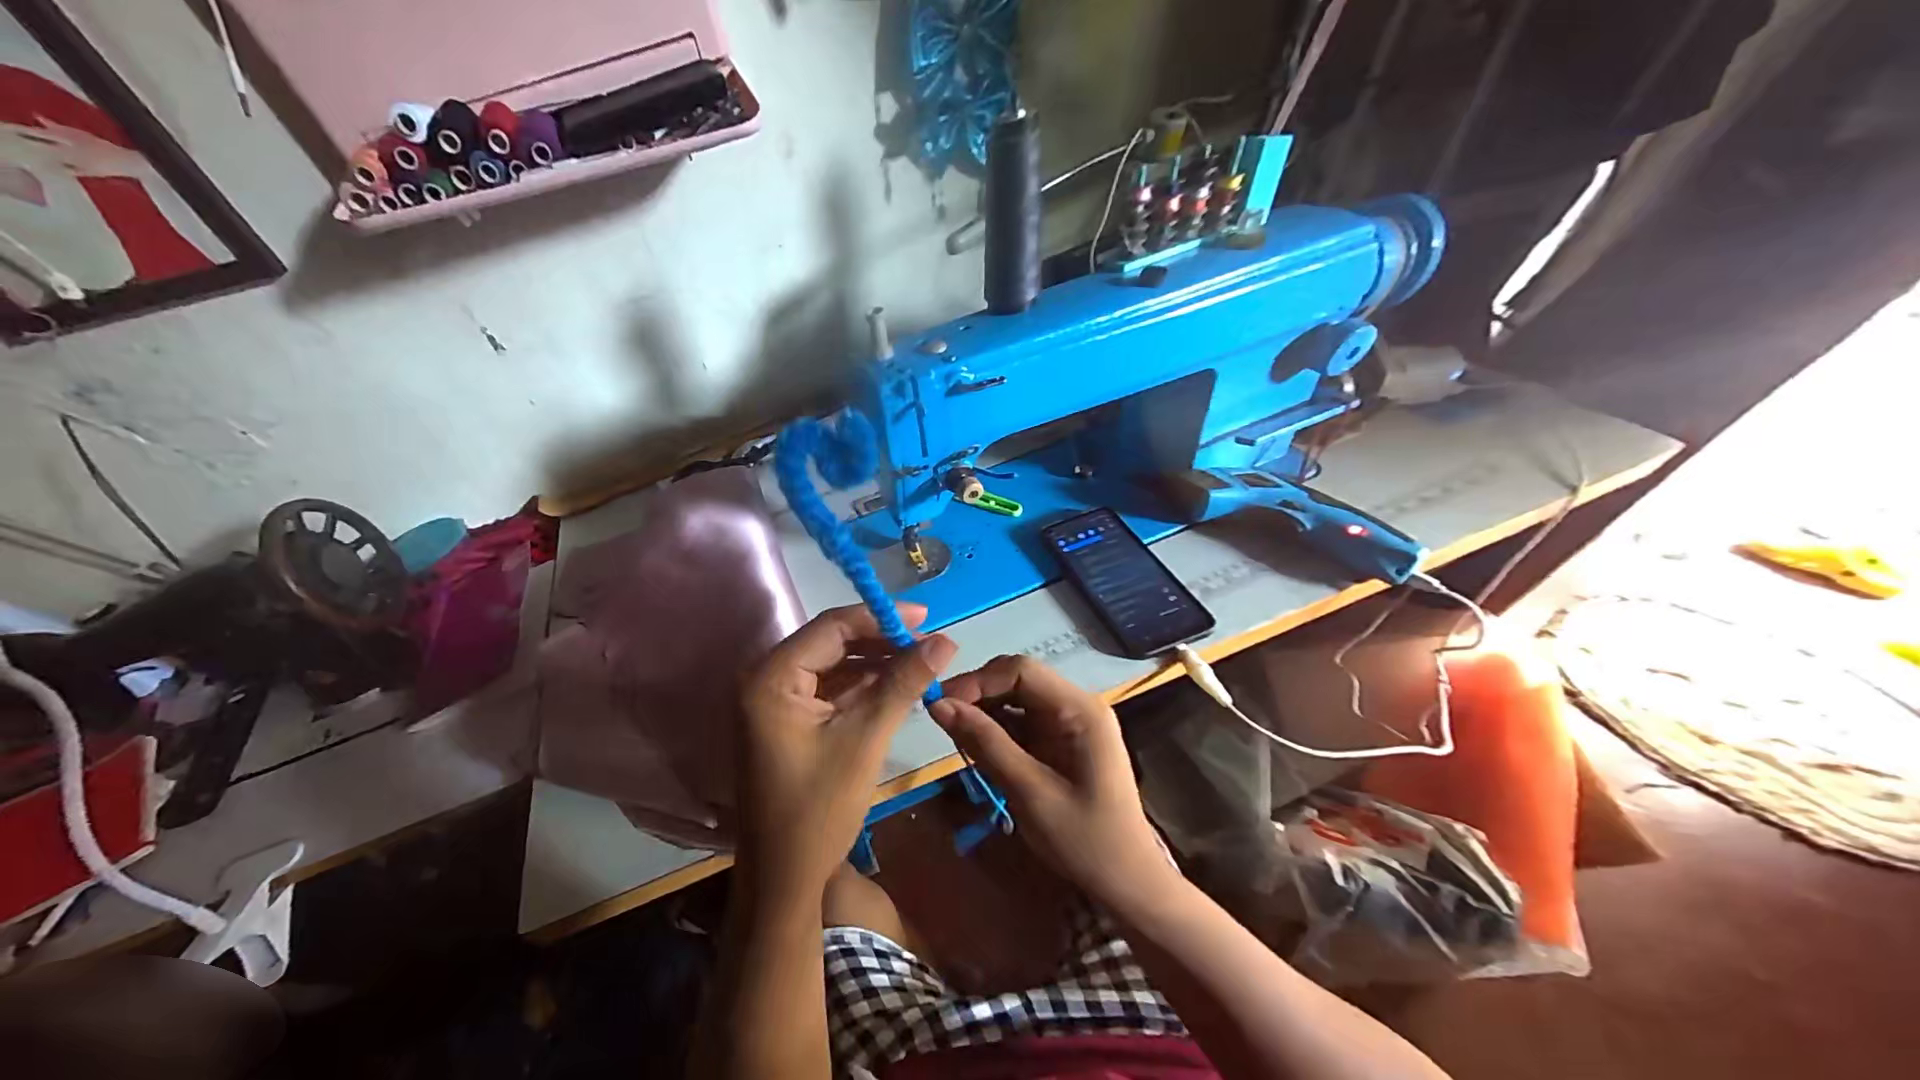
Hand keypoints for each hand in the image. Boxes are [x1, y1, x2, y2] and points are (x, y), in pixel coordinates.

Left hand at [736, 604, 955, 900]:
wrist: (784, 880)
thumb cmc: (819, 810)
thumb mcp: (865, 739)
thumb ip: (903, 684)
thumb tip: (946, 642)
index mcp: (771, 678)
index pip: (831, 628)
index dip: (880, 618)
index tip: (926, 618)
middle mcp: (766, 680)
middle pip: (831, 643)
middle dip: (881, 640)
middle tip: (929, 641)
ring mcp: (774, 702)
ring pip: (833, 665)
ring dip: (875, 663)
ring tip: (922, 660)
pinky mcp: (787, 722)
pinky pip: (829, 689)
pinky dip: (862, 686)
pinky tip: (898, 684)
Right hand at [930, 656, 1174, 908]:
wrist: (1127, 884)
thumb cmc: (1084, 840)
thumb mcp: (1029, 792)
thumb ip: (986, 744)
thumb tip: (939, 706)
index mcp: (1080, 710)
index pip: (1021, 671)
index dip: (978, 680)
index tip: (940, 704)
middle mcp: (1077, 706)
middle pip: (1018, 680)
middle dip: (978, 695)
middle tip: (940, 719)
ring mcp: (1071, 724)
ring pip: (1016, 700)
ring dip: (984, 714)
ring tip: (954, 737)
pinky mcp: (1062, 743)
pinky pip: (1023, 723)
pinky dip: (997, 733)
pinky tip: (977, 751)